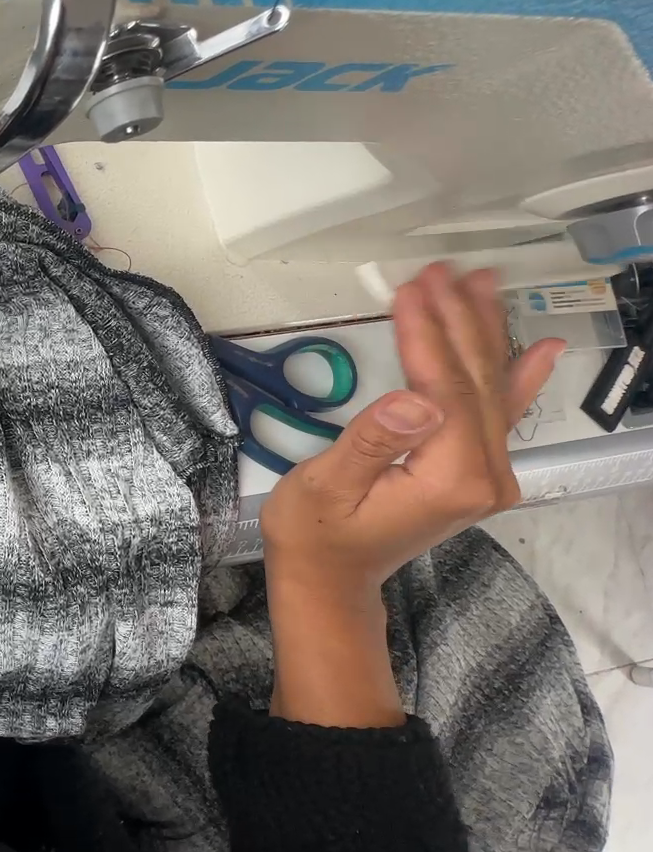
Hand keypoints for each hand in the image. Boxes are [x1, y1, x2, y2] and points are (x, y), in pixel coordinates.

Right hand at [259, 263, 561, 725]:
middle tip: (441, 273)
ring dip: (483, 335)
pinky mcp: (472, 474)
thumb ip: (370, 444)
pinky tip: (537, 350)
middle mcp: (484, 473)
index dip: (427, 335)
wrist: (329, 578)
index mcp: (449, 476)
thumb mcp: (325, 488)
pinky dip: (518, 378)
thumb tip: (412, 399)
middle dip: (458, 322)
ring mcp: (484, 475)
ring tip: (479, 286)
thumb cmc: (313, 534)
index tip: (410, 290)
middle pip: (478, 382)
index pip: (445, 388)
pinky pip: (498, 415)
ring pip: (492, 390)